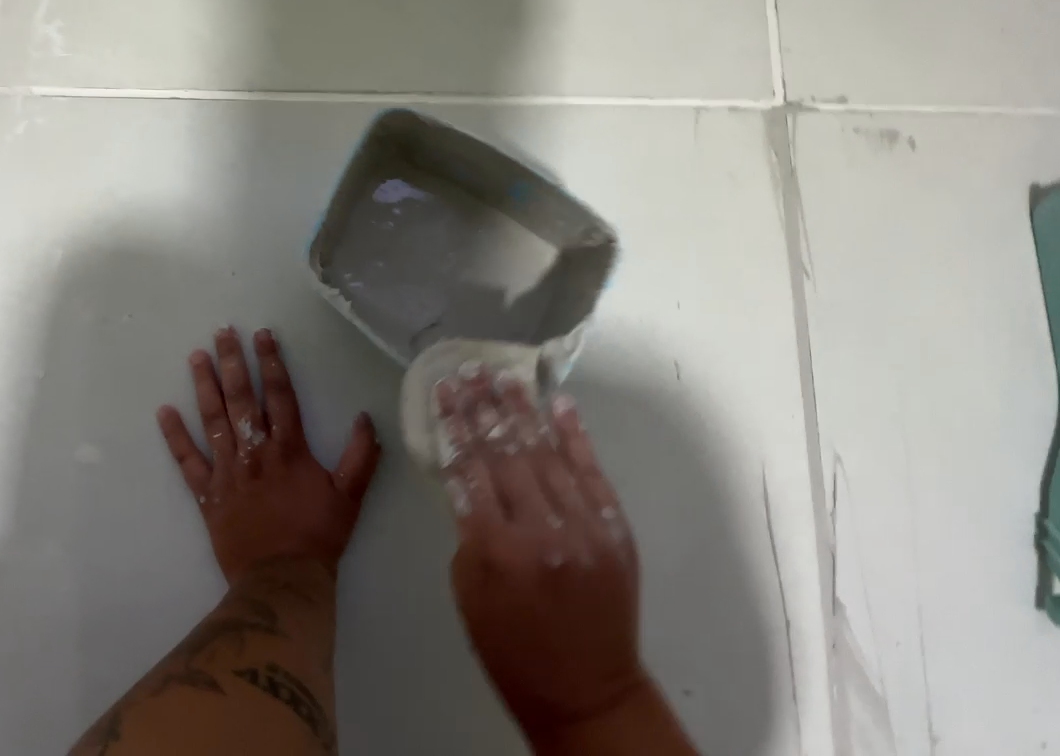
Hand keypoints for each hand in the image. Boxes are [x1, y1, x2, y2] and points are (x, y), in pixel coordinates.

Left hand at [158, 327, 382, 583]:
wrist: (281, 579)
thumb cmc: (318, 536)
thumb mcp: (350, 496)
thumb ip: (361, 456)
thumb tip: (366, 417)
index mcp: (289, 448)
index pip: (279, 394)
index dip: (271, 362)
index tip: (262, 335)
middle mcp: (256, 452)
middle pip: (241, 398)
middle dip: (232, 362)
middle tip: (222, 332)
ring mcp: (228, 471)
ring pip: (213, 421)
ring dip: (204, 386)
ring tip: (196, 357)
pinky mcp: (208, 494)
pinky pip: (188, 461)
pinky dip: (175, 436)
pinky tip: (164, 412)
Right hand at [439, 368, 651, 740]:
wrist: (586, 690)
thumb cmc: (510, 647)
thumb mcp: (468, 590)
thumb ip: (469, 528)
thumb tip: (471, 478)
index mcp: (495, 548)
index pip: (468, 468)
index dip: (454, 424)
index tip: (444, 390)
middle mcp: (540, 529)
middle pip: (505, 451)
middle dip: (483, 405)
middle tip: (470, 369)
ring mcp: (583, 526)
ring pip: (547, 453)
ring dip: (523, 410)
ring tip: (505, 375)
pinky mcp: (614, 529)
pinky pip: (592, 472)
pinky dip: (575, 435)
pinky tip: (559, 404)